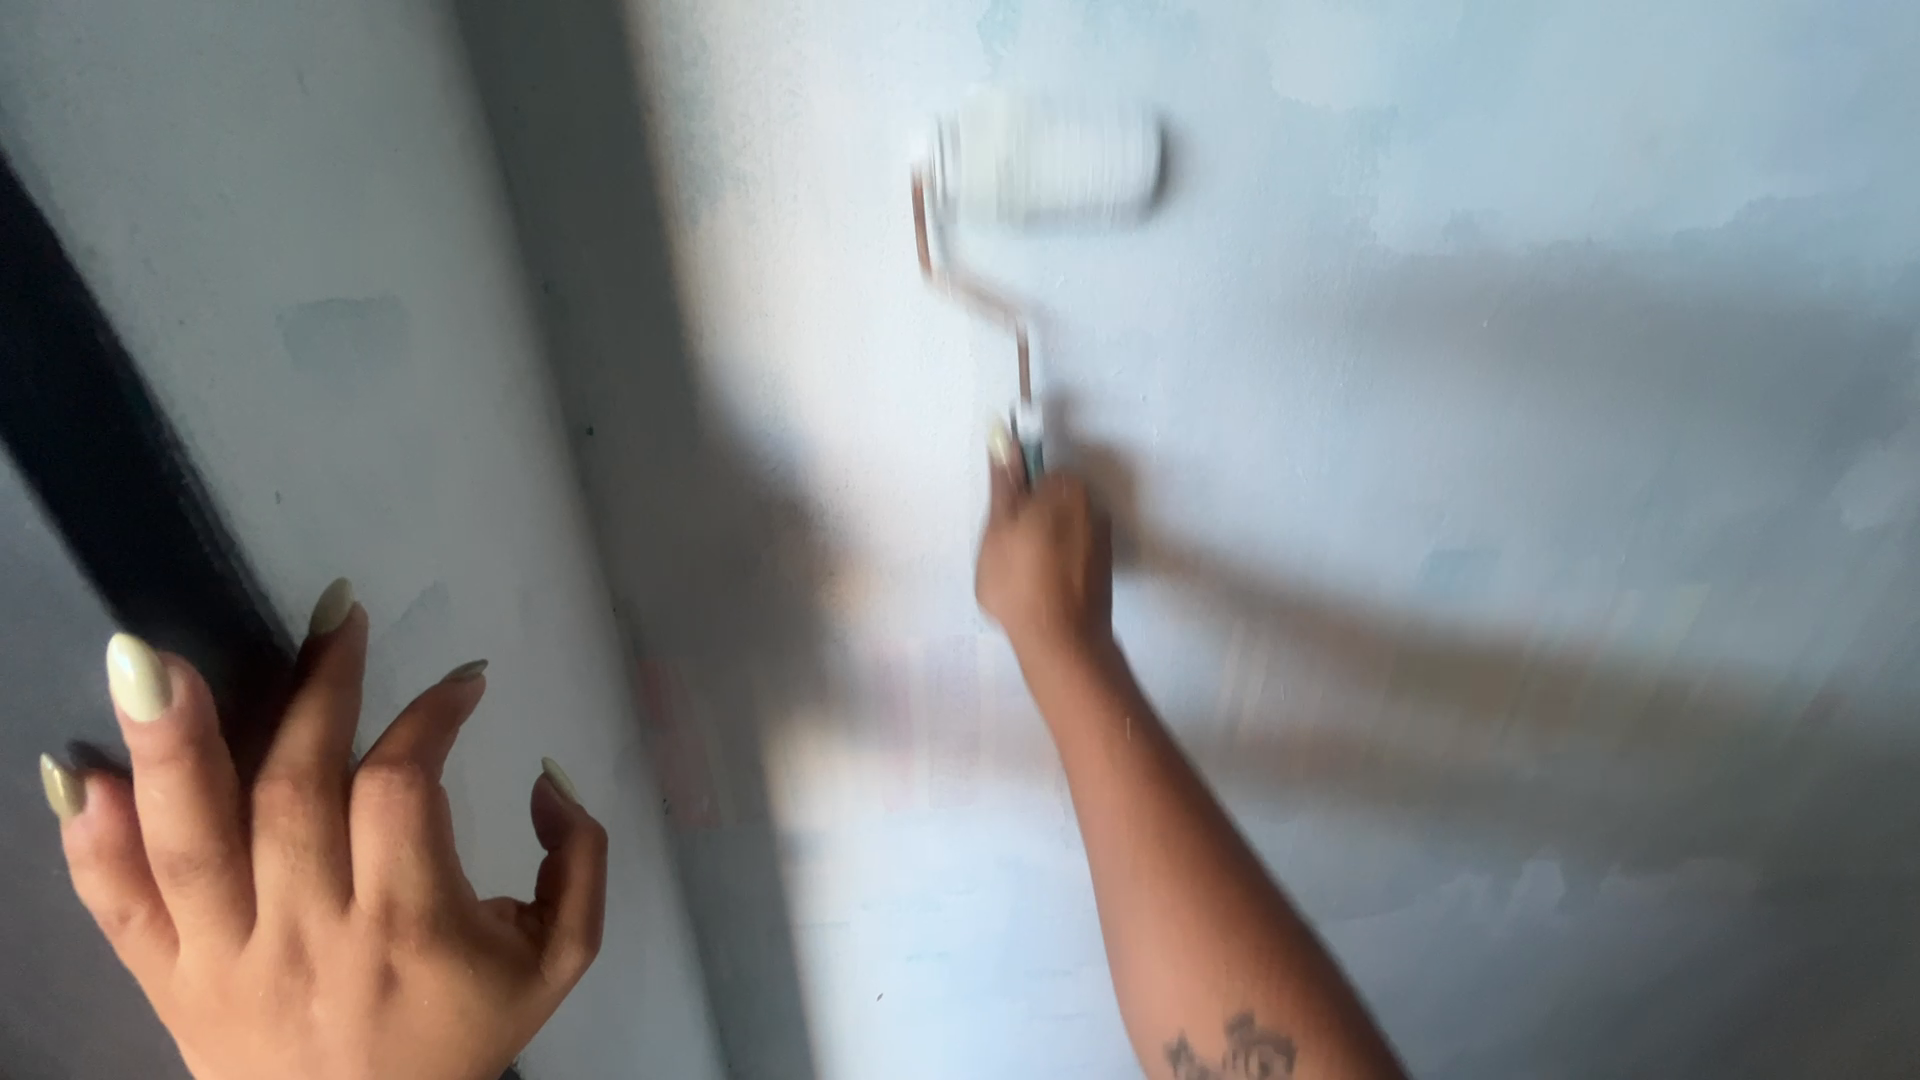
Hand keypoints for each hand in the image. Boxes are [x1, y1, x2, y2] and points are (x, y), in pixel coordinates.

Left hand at [38, 579, 607, 1079]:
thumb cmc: (472, 1032)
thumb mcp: (566, 954)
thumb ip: (579, 859)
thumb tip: (545, 780)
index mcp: (410, 921)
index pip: (402, 787)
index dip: (432, 716)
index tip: (465, 682)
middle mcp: (306, 931)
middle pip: (296, 789)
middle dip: (320, 688)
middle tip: (339, 615)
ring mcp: (223, 960)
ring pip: (188, 839)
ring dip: (171, 744)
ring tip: (152, 657)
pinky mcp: (169, 984)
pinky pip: (116, 909)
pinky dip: (89, 841)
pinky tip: (77, 769)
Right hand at [976, 423, 1113, 659]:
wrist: (1060, 639)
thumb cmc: (1019, 579)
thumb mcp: (998, 527)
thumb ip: (1005, 482)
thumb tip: (1004, 440)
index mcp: (1068, 489)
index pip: (1041, 475)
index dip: (1020, 498)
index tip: (1005, 525)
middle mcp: (1093, 508)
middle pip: (1055, 501)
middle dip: (1034, 520)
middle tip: (1009, 551)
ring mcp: (1103, 540)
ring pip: (1064, 530)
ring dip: (1046, 544)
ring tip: (1025, 576)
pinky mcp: (1104, 569)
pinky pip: (1074, 555)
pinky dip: (1059, 565)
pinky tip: (1043, 589)